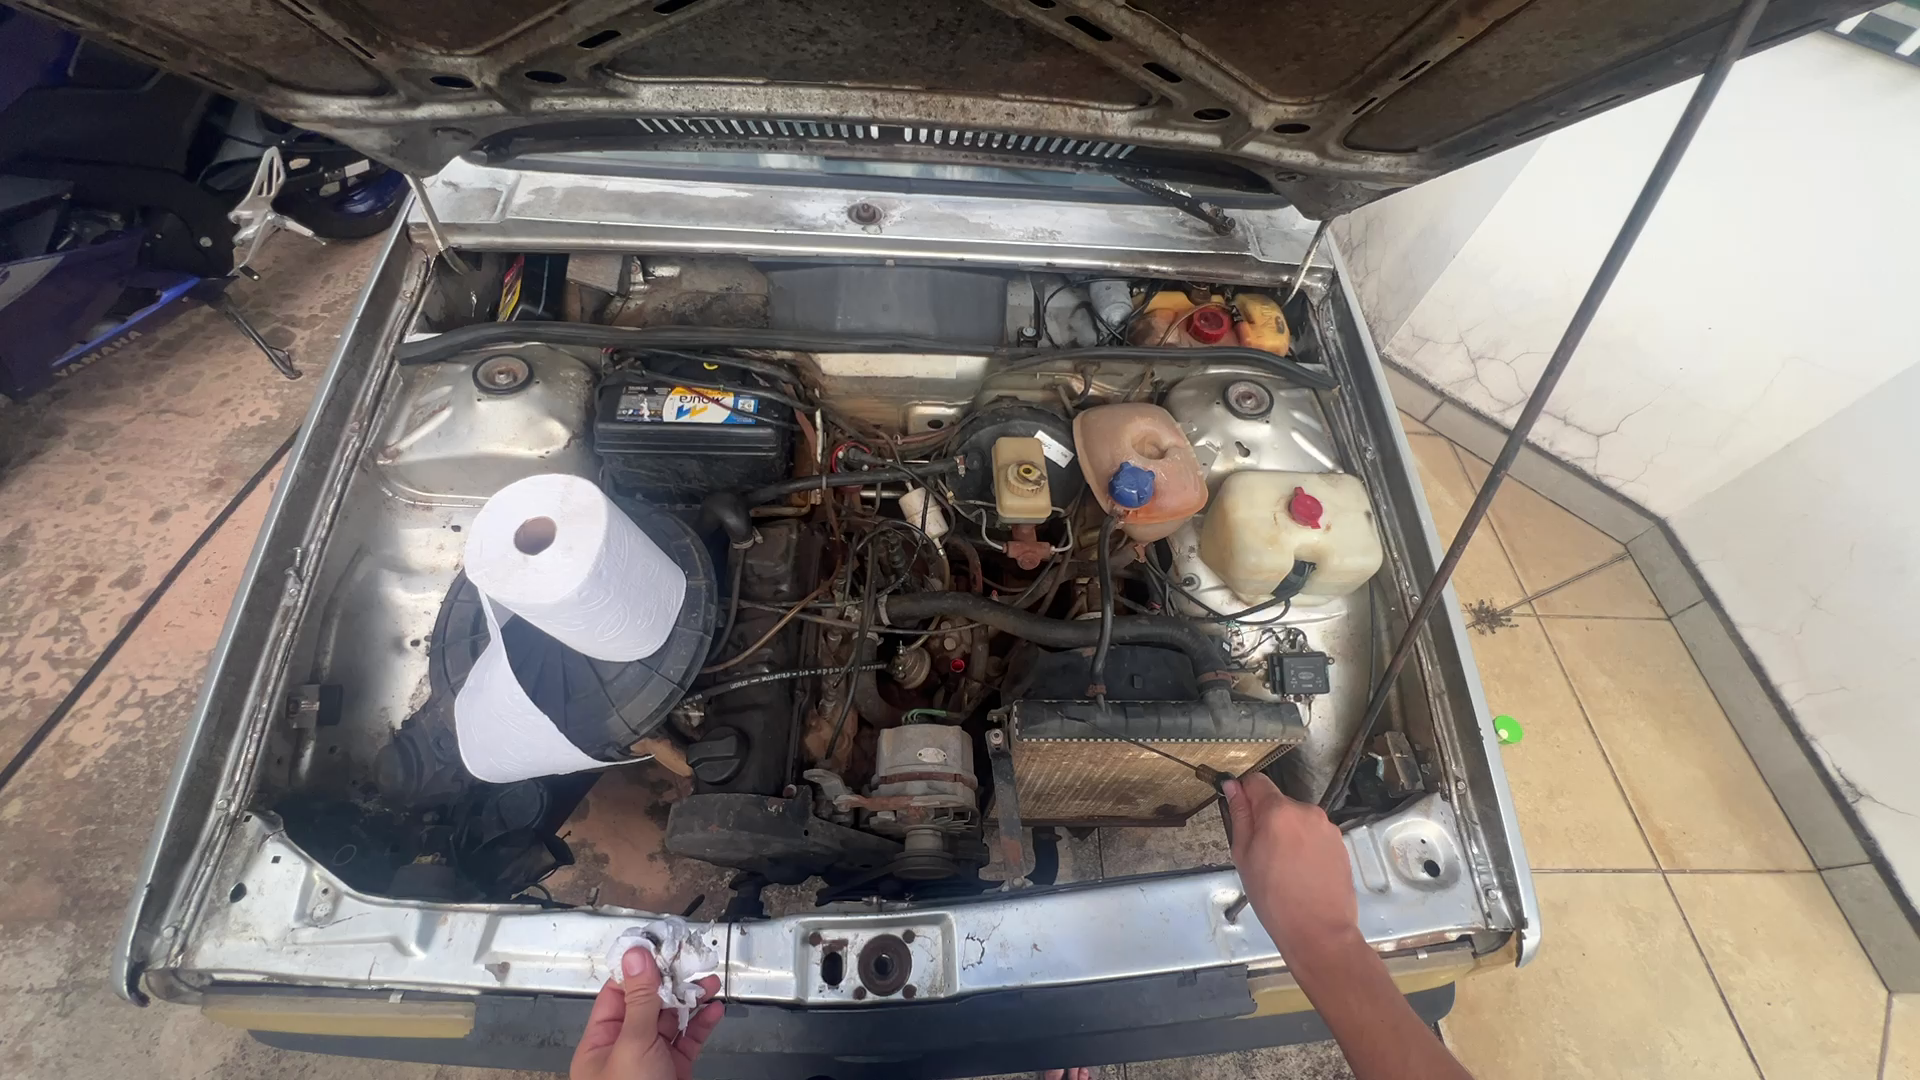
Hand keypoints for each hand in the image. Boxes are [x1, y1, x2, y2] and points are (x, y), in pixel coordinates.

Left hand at [571, 947, 722, 1079]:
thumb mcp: (633, 1045)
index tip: (661, 941)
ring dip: (693, 997)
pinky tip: (715, 1010)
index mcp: (600, 1042)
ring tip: (709, 982)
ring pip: (672, 1018)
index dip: (640, 965)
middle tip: (693, 958)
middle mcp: (624, 1048)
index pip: (618, 991)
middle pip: (649, 1001)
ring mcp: (650, 1060)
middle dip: (673, 980)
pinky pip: (689, 1039)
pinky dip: (704, 1022)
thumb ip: (640, 1000)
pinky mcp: (674, 1071)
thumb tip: (636, 955)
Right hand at [1223, 772, 1361, 966]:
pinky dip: (1305, 844)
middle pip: (1278, 802)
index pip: (1256, 781)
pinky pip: (1314, 833)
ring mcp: (1327, 827)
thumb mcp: (1243, 855)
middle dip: (1266, 818)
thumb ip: (1239, 816)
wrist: (1320, 933)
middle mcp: (1306, 811)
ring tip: (1283, 864)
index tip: (1240, 811)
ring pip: (1296, 818)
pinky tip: (1302, 870)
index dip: (1244, 793)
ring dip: (1287, 831)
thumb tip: (1233, 787)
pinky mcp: (1340, 843)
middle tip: (1261, 850)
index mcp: (1278, 811)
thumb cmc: (1274, 898)